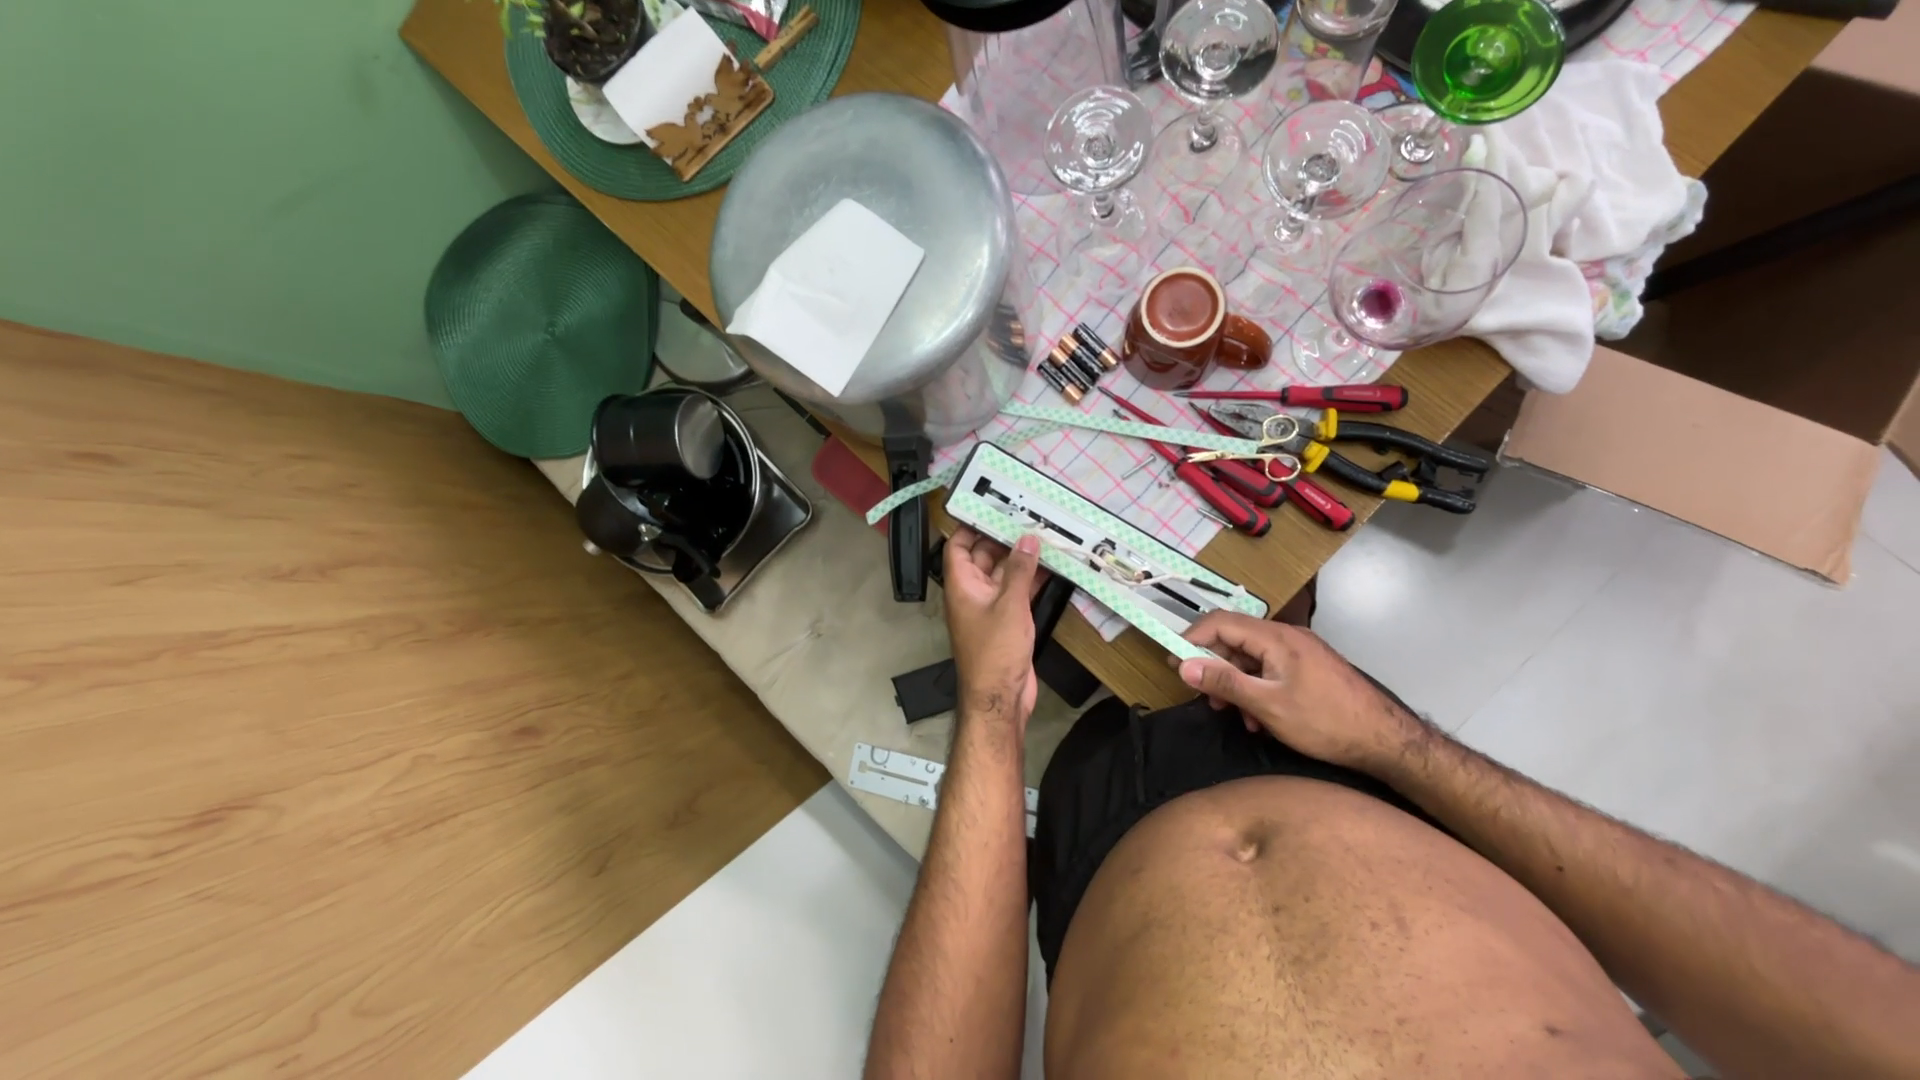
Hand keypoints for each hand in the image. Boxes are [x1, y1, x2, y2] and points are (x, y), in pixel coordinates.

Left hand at [944, 528, 1045, 725]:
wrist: (1000, 697)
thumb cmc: (995, 652)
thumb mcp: (1009, 605)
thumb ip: (1019, 570)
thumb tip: (1026, 540)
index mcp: (961, 587)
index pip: (957, 547)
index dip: (970, 527)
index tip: (991, 508)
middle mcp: (972, 594)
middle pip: (983, 558)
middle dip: (1003, 540)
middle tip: (1028, 518)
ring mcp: (990, 609)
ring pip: (1004, 576)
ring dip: (1021, 560)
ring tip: (1045, 537)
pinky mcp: (1008, 623)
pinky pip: (1017, 594)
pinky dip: (1031, 581)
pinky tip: (1052, 568)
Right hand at [1177, 613, 1429, 773]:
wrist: (1386, 741)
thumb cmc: (1325, 722)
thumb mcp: (1267, 705)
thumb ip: (1224, 682)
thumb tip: (1184, 666)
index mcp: (1276, 638)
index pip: (1220, 622)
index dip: (1192, 639)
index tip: (1174, 664)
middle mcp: (1287, 636)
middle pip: (1234, 639)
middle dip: (1214, 667)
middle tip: (1205, 698)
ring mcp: (1300, 652)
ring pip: (1251, 658)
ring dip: (1235, 683)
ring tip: (1235, 715)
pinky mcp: (1308, 669)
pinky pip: (1269, 669)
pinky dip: (1256, 688)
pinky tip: (1259, 718)